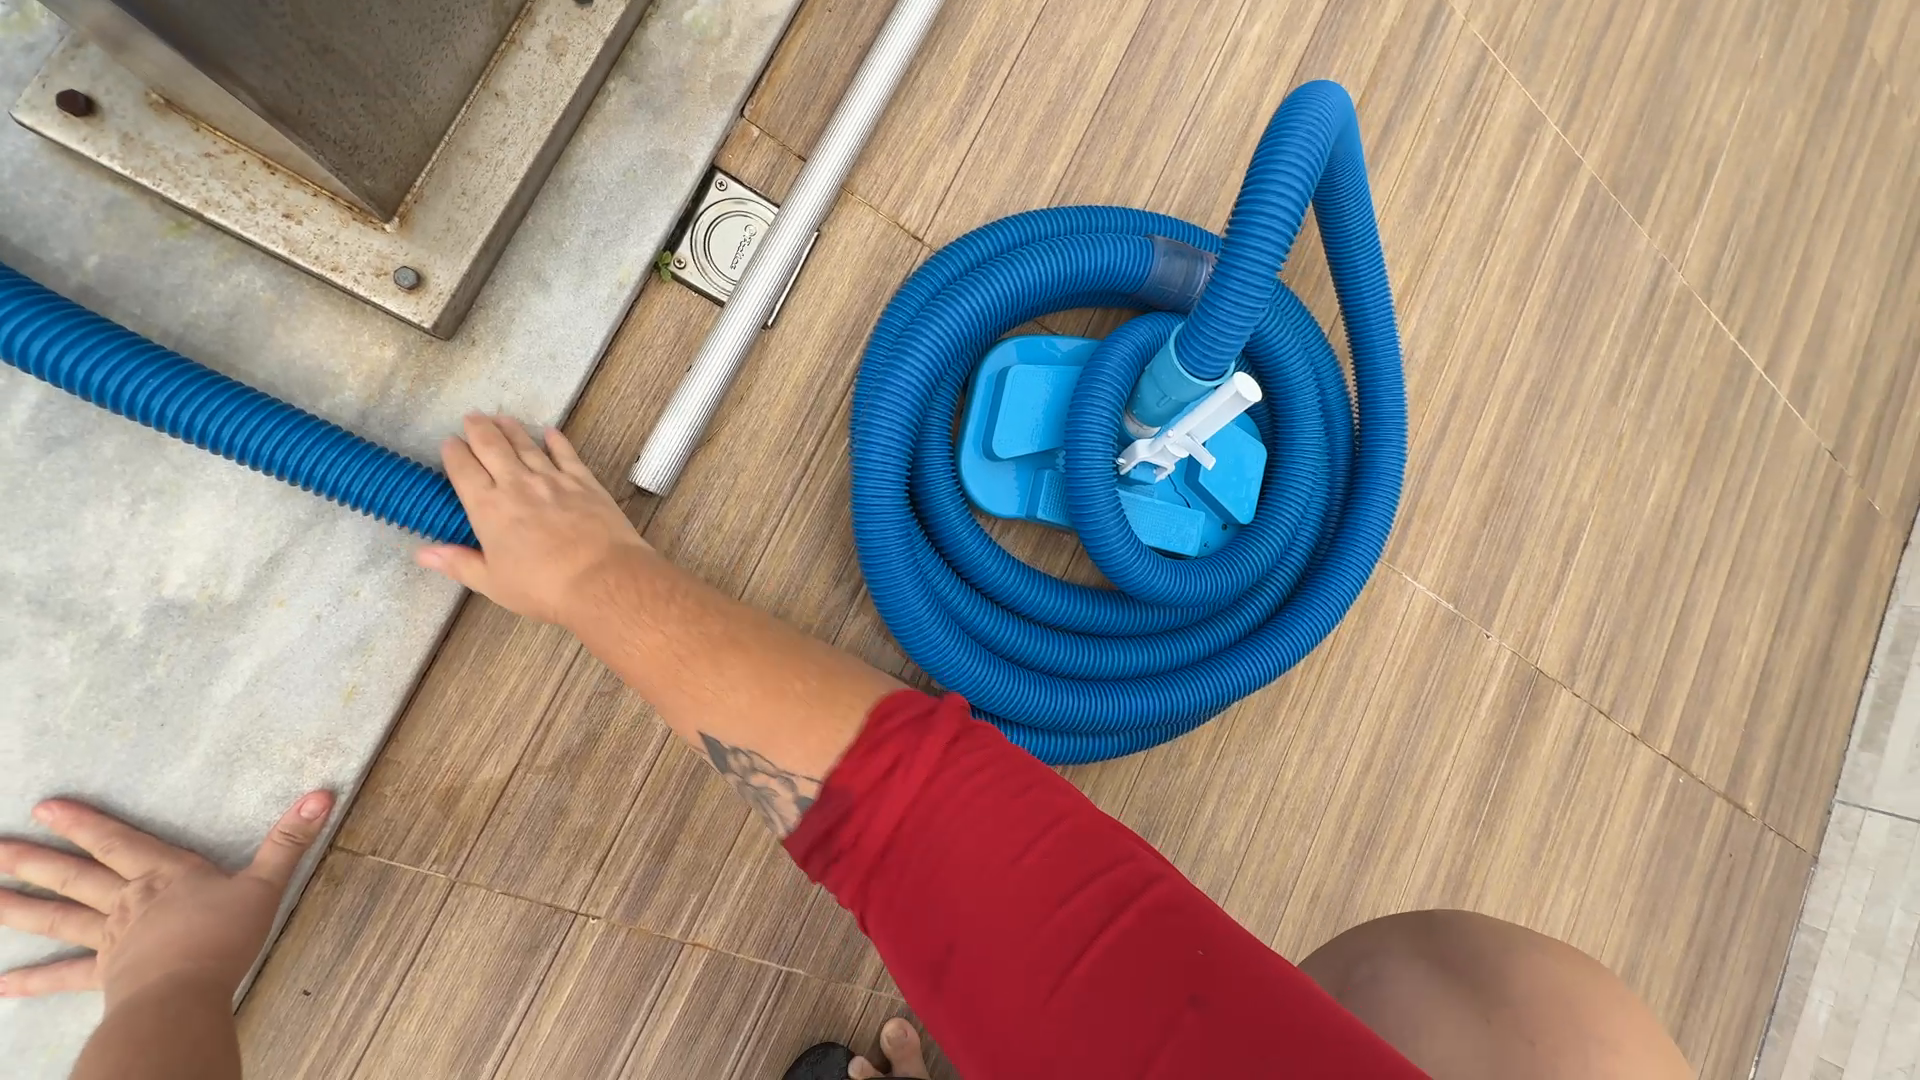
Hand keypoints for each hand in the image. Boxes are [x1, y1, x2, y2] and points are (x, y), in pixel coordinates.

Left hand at [0, 791, 332, 1007]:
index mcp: (166, 876)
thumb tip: (322, 794)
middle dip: (35, 859)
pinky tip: (0, 984)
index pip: (121, 842)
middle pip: (76, 876)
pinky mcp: (103, 974)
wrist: (182, 995)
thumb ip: (291, 839)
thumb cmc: (225, 936)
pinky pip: (62, 976)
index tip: (47, 808)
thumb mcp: (268, 881)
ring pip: (57, 919)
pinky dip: (29, 981)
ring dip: (16, 908)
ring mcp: (110, 939)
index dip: (86, 824)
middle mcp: (129, 901)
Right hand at [417, 413, 648, 624]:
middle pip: (493, 447)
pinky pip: (567, 455)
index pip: (463, 469)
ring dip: (513, 429)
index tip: (449, 441)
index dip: (454, 452)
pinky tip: (551, 432)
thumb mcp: (493, 583)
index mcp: (489, 507)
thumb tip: (423, 553)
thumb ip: (459, 563)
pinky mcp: (586, 483)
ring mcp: (554, 481)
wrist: (603, 578)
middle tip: (473, 416)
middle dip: (480, 429)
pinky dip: (557, 441)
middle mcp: (519, 485)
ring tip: (502, 417)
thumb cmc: (544, 587)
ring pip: (528, 445)